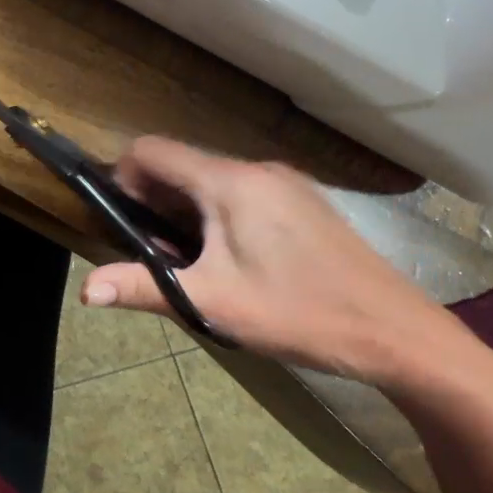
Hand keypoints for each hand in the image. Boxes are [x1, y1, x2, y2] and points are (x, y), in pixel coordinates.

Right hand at [83, 137, 463, 384]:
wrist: (407, 341)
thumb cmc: (302, 314)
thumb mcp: (212, 303)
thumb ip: (141, 287)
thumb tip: (85, 292)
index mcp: (231, 183)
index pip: (149, 151)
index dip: (122, 179)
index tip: (127, 222)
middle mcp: (257, 171)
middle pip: (177, 166)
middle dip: (154, 204)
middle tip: (164, 254)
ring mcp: (286, 185)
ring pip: (207, 181)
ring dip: (184, 213)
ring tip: (199, 263)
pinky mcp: (305, 204)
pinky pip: (239, 193)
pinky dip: (217, 217)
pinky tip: (235, 262)